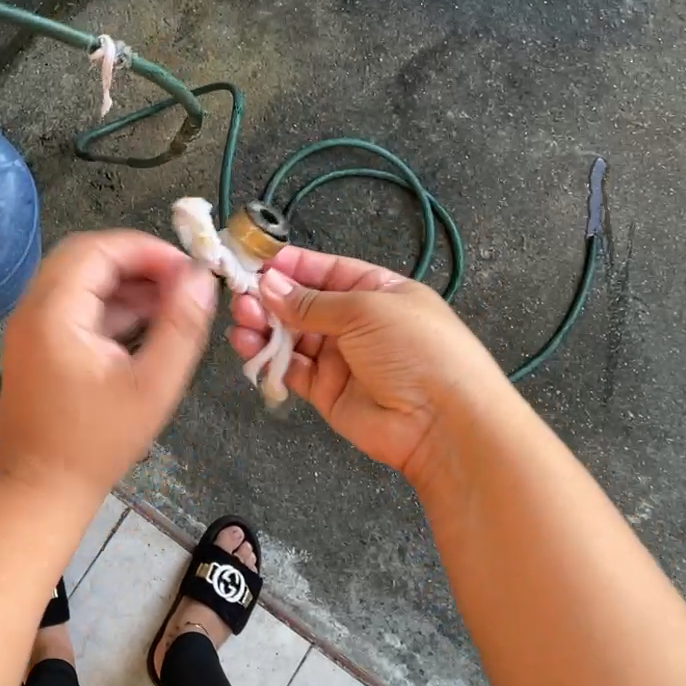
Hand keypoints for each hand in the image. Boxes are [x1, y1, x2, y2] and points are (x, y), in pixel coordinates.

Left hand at [0, 230, 216, 500]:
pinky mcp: (37, 343)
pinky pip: (74, 304)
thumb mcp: (152, 386)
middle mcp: (34, 307)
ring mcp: (31, 325)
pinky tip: (146, 321)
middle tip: (180, 279)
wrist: (39, 490)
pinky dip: (108, 304)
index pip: (98, 249)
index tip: (187, 268)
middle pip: (86, 256)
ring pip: (79, 278)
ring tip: (172, 301)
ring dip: (124, 281)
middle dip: (137, 261)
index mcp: (54, 311)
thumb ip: (180, 326)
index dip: (146, 249)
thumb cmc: (96, 443)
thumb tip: (200, 277)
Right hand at [228, 247, 508, 476]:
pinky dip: (267, 358)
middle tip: (242, 296)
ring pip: (291, 335)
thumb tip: (268, 284)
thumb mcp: (366, 310)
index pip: (326, 271)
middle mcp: (357, 322)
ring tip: (242, 321)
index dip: (292, 266)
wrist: (443, 423)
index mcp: (376, 291)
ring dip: (264, 325)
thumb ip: (311, 301)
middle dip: (271, 297)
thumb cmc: (415, 349)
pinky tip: (248, 346)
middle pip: (303, 303)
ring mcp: (340, 357)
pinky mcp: (326, 390)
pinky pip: (290, 368)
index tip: (255, 262)